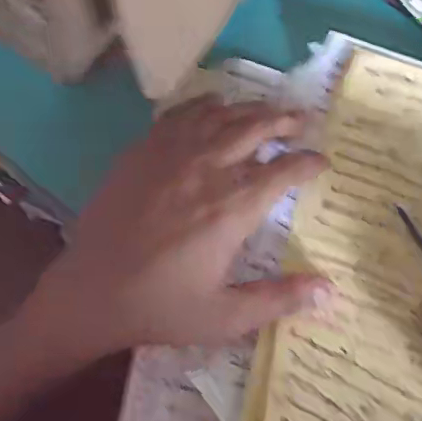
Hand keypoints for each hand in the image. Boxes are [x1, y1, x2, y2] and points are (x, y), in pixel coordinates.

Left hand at [21, 98, 331, 362]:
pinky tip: (214, 105)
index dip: (307, 162)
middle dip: (284, 120)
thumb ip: (278, 299)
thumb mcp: (224, 316)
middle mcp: (207, 169)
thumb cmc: (160, 305)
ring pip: (220, 116)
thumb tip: (329, 290)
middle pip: (254, 129)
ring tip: (267, 108)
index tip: (322, 159)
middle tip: (302, 119)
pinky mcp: (144, 148)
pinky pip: (181, 114)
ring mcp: (172, 153)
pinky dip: (205, 105)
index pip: (282, 172)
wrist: (92, 288)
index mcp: (232, 208)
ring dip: (249, 108)